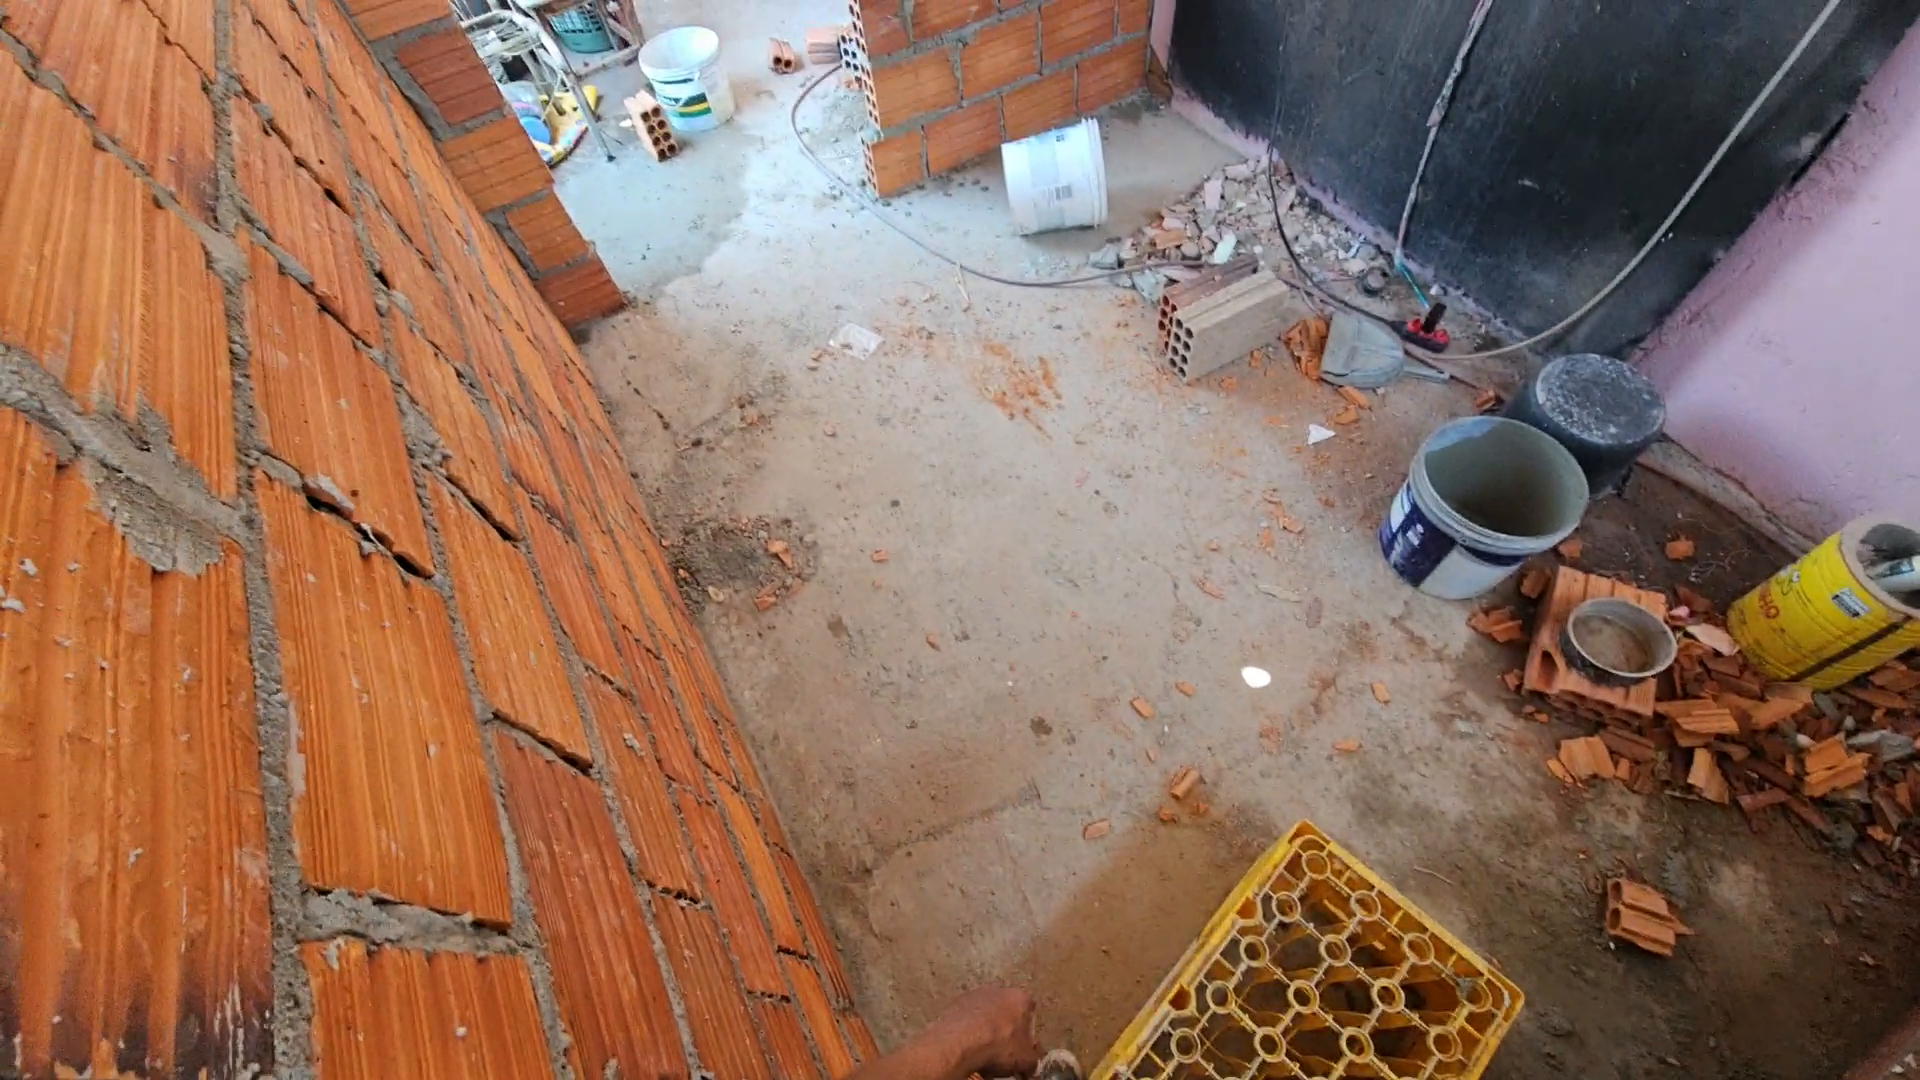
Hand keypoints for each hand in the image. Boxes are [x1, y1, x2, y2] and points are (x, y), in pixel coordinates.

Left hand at [928, 986, 1039, 1077]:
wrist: (960, 1041)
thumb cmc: (999, 1047)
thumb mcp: (1026, 1060)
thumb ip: (1034, 1057)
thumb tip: (1033, 1060)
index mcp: (1021, 998)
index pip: (1031, 1010)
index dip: (1028, 1030)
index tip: (1023, 1046)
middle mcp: (1001, 989)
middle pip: (1008, 1008)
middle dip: (1007, 1025)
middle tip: (1004, 1047)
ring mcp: (978, 992)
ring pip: (989, 1010)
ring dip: (989, 1024)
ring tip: (985, 1046)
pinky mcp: (959, 999)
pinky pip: (971, 1014)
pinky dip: (972, 1025)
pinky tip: (970, 1042)